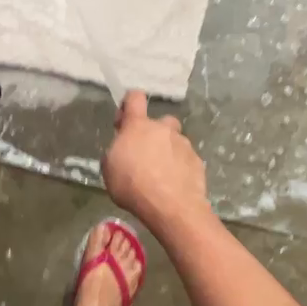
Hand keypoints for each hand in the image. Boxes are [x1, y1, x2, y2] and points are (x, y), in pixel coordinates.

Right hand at [103, 92, 212, 231]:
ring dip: (167, 152)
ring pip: (174, 141)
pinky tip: (173, 185)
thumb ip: (116, 152)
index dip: (128, 105)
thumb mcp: (109, 169)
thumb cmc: (132, 186)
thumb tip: (123, 150)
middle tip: (145, 156)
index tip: (123, 123)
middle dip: (153, 134)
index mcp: (138, 127)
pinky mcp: (197, 161)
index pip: (134, 98)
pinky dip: (179, 168)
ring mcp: (183, 144)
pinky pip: (185, 159)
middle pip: (160, 121)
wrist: (170, 207)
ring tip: (161, 176)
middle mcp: (163, 129)